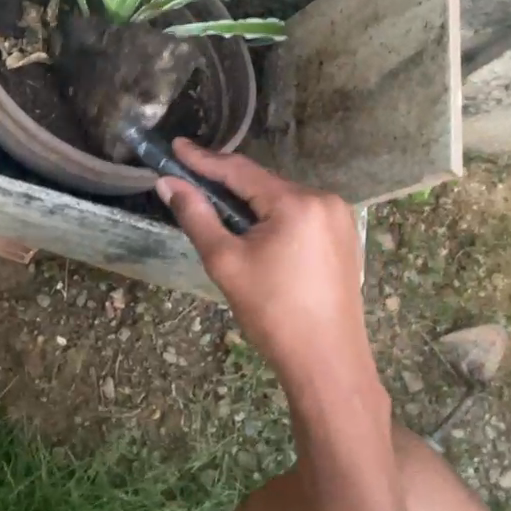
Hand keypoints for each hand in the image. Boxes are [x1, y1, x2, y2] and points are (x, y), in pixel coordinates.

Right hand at [157, 141, 368, 388]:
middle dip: (224, 183)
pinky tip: (250, 230)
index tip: (175, 146)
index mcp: (297, 203)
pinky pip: (297, 215)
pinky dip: (269, 217)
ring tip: (213, 207)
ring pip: (279, 199)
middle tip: (187, 179)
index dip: (203, 159)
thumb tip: (167, 183)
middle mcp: (323, 201)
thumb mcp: (224, 261)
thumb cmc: (272, 312)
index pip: (239, 170)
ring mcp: (338, 220)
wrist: (328, 364)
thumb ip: (195, 215)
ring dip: (247, 202)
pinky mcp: (343, 239)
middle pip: (261, 183)